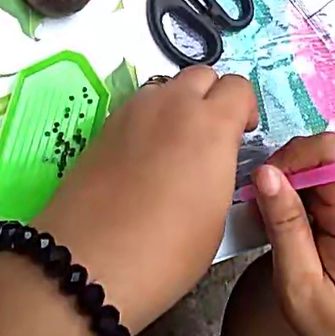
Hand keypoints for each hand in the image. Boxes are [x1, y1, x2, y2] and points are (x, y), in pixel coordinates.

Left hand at [34, 66, 256, 332]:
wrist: (89, 260)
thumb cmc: (167, 250)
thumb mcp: (217, 218)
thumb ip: (222, 172)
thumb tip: (215, 164)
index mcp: (210, 124)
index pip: (238, 86)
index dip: (245, 108)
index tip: (241, 134)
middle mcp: (171, 105)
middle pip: (200, 75)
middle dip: (212, 97)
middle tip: (211, 135)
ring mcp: (132, 111)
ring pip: (165, 87)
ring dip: (177, 104)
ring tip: (174, 146)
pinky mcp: (103, 125)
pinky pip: (137, 107)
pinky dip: (148, 119)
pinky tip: (143, 157)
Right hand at [251, 134, 334, 335]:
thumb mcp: (299, 285)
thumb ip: (284, 225)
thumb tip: (265, 172)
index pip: (330, 153)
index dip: (291, 159)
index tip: (264, 188)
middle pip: (324, 152)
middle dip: (286, 170)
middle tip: (263, 208)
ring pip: (321, 161)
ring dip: (290, 181)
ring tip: (274, 218)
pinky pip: (325, 176)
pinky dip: (299, 189)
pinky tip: (289, 219)